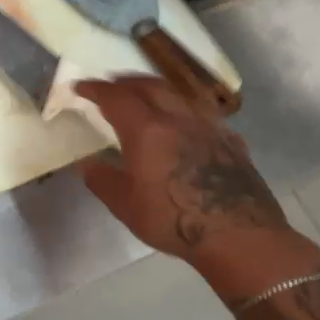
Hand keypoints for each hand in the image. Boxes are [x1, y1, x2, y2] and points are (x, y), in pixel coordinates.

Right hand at [77, 75, 291, 262]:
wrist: (240, 237)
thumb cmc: (172, 218)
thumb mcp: (122, 203)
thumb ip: (101, 178)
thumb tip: (88, 164)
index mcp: (147, 131)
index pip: (117, 98)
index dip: (96, 89)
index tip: (80, 87)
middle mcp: (179, 120)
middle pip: (152, 86)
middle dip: (127, 82)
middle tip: (111, 85)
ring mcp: (211, 129)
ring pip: (182, 95)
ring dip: (158, 89)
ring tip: (147, 95)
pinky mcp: (233, 143)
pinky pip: (205, 114)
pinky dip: (186, 109)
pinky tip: (185, 122)